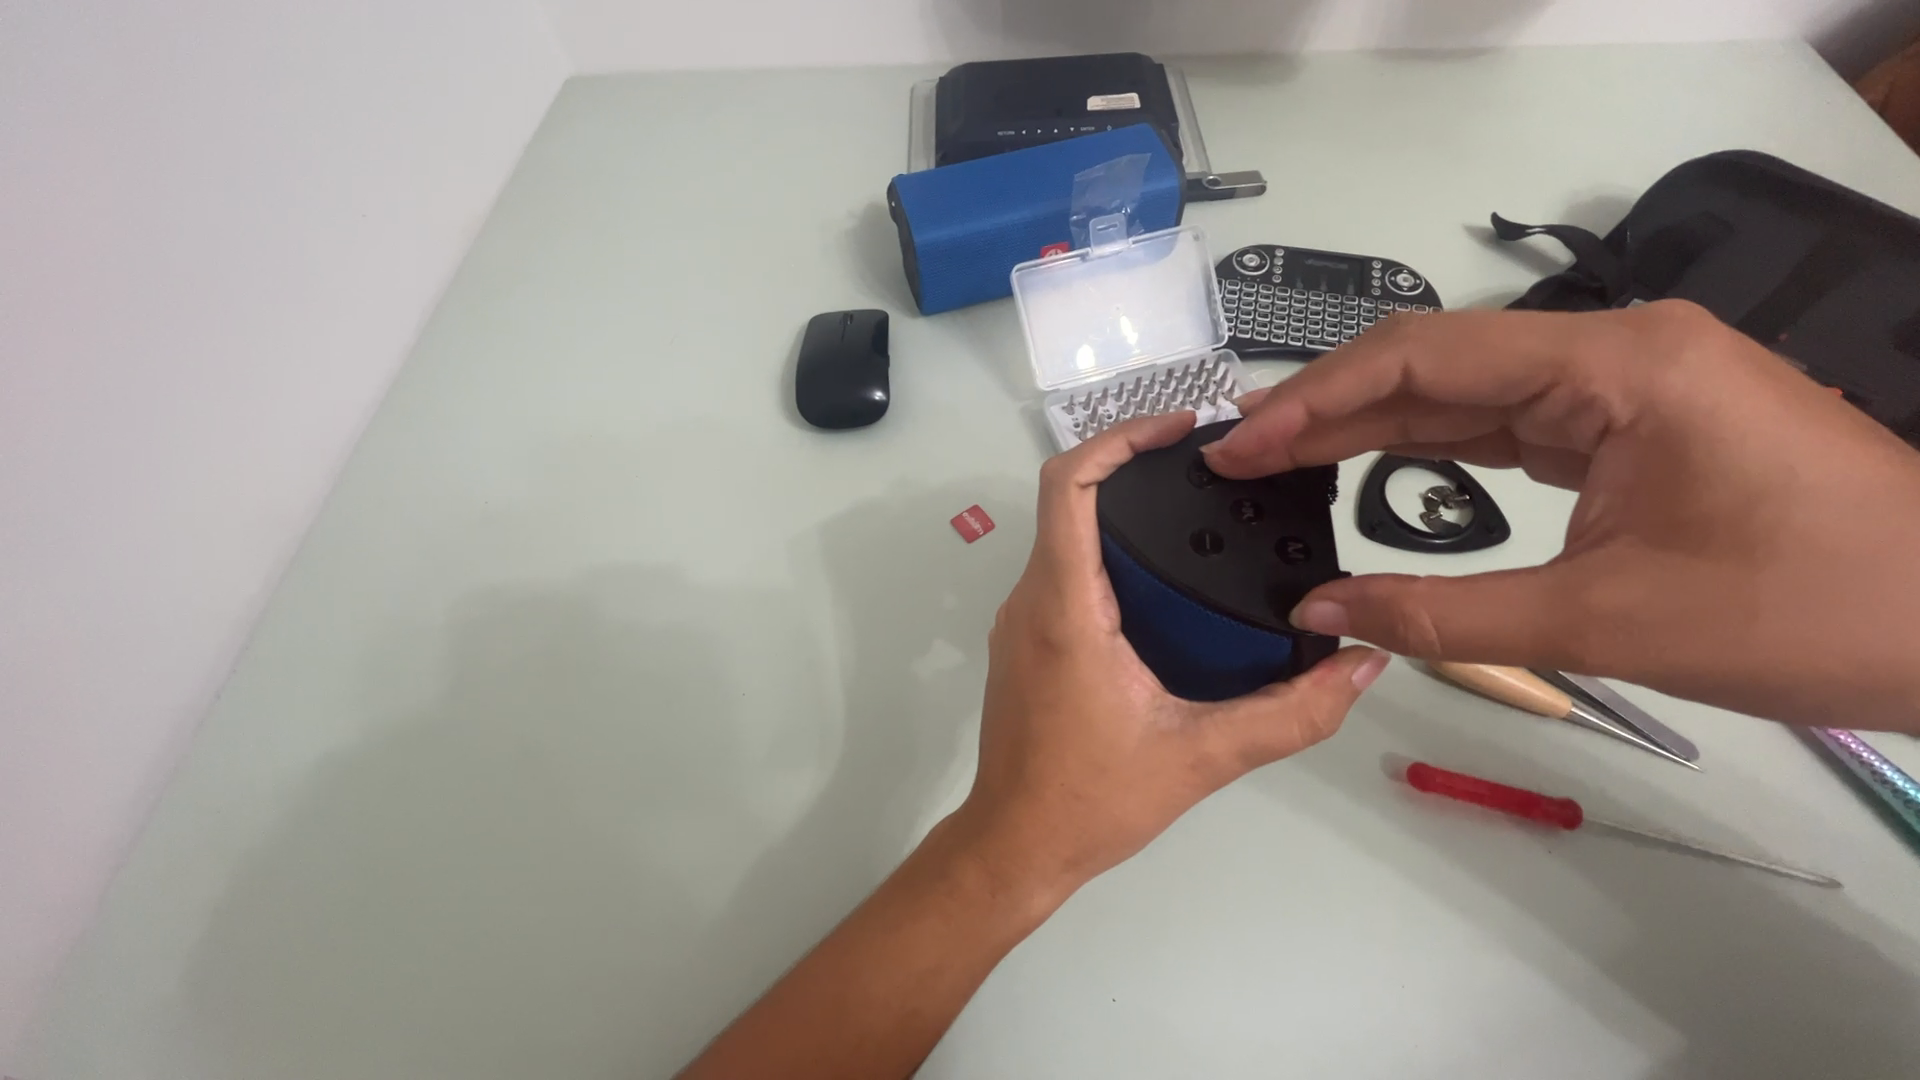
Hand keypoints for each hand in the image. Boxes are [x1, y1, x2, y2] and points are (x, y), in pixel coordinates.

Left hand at [952, 411, 1388, 900]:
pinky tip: (1164, 583)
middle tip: (1208, 468)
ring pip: (1065, 537)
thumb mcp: (1202, 758)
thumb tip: (1362, 666)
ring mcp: (1021, 620)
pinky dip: (1108, 556)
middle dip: (1132, 469)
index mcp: (1064, 609)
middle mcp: (1031, 600)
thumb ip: (1290, 714)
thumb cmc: (1091, 801)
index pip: (1066, 487)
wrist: (1016, 843)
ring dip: (1121, 515)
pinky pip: (1064, 572)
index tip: (1178, 428)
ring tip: (1196, 516)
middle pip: (1068, 500)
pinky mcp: (1026, 641)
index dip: (1117, 439)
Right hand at [1201, 301, 1919, 729]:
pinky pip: (1491, 423)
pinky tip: (1357, 462)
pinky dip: (1415, 445)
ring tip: (1274, 459)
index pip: (1421, 357)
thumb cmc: (1813, 613)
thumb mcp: (1600, 622)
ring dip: (1360, 425)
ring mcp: (1613, 386)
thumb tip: (1314, 617)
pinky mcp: (1615, 425)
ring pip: (1453, 391)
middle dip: (1322, 409)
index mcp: (1613, 365)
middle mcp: (1607, 353)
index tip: (1241, 445)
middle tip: (1237, 454)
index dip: (1313, 401)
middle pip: (1428, 362)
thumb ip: (1436, 613)